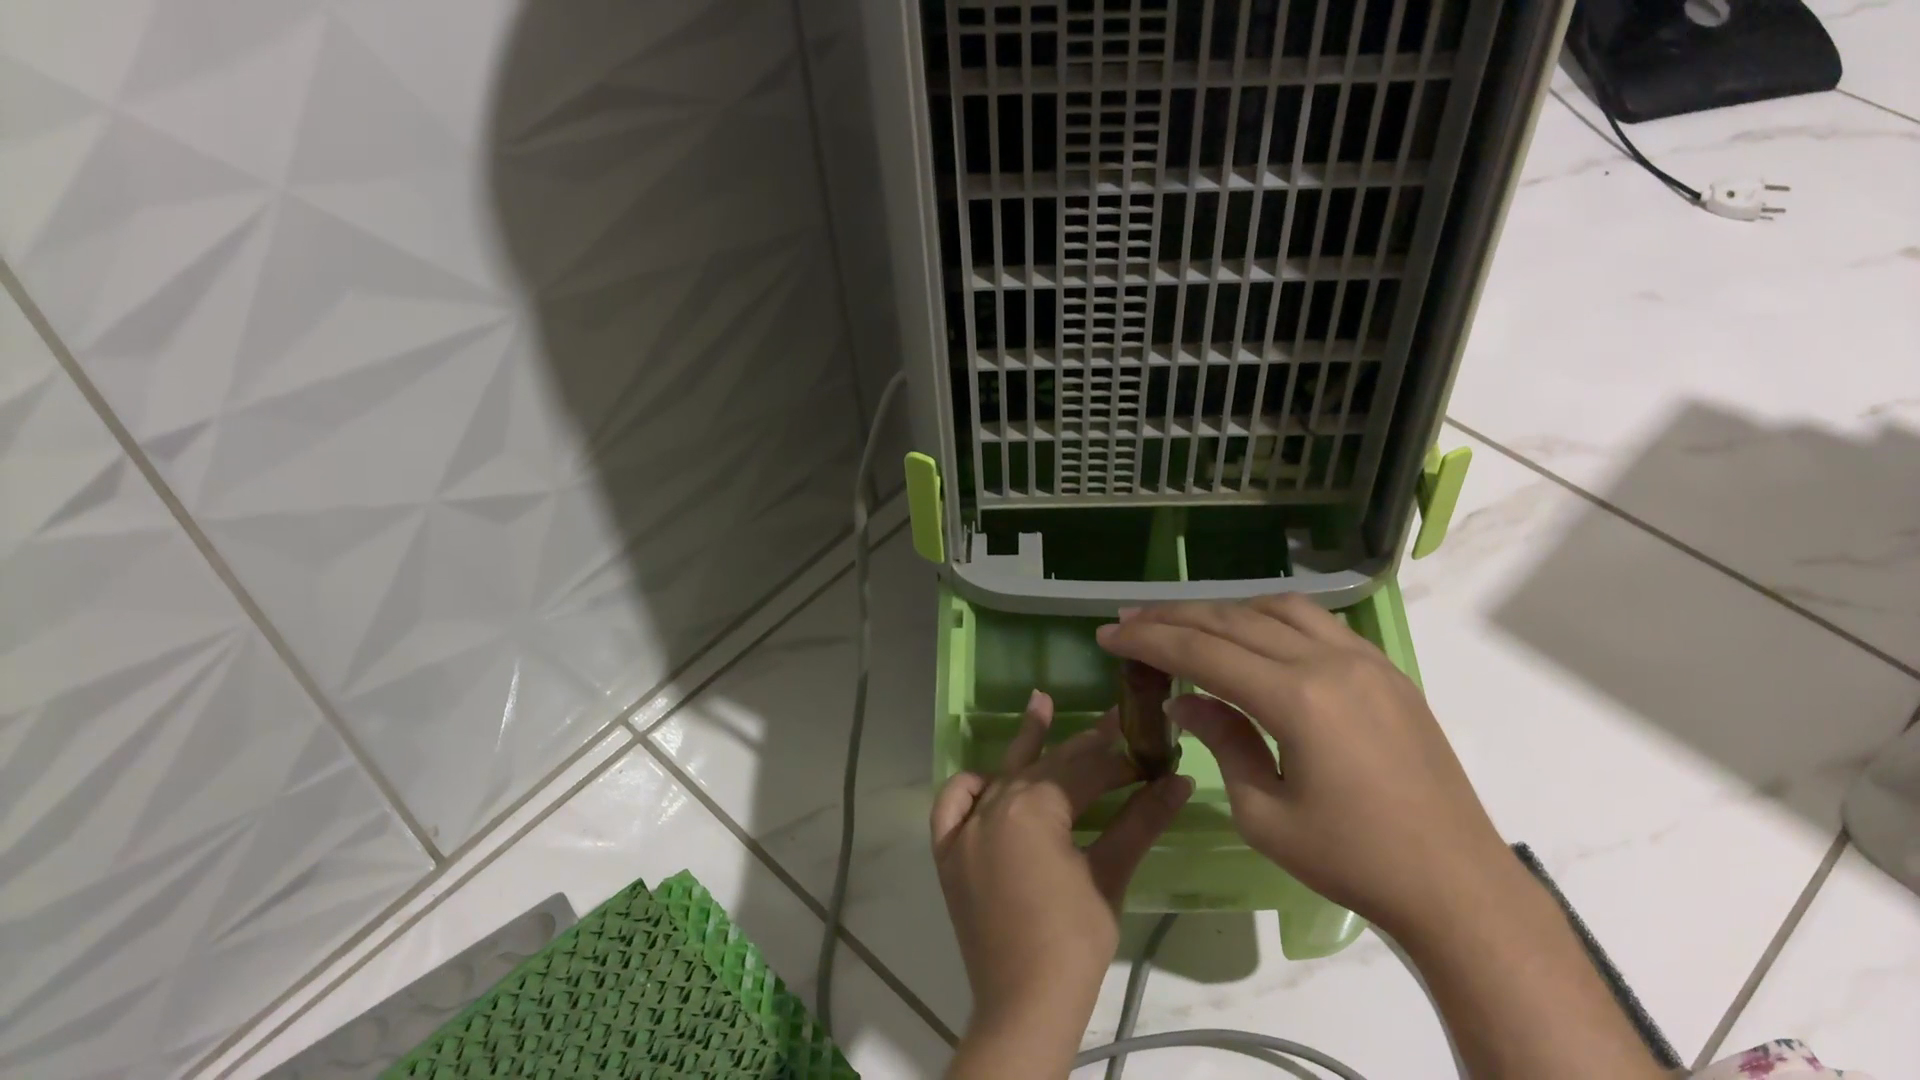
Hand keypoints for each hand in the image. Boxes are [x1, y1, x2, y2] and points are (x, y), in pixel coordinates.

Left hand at [932, 691, 1192, 1076]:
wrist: (1024, 1001)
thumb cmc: (1074, 939)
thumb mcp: (1110, 875)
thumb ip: (1140, 821)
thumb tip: (1178, 781)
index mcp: (1033, 807)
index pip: (1085, 770)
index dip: (1120, 759)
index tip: (1148, 748)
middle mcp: (993, 805)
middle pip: (1045, 765)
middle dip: (1083, 746)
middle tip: (1112, 722)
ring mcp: (965, 826)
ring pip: (1003, 775)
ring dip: (1026, 743)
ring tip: (1040, 703)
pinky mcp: (948, 852)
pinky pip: (953, 804)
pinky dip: (971, 786)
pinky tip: (988, 776)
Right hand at [1095, 595, 1509, 940]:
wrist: (1455, 882)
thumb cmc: (1352, 860)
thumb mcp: (1266, 815)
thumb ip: (1224, 742)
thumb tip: (1186, 701)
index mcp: (1298, 699)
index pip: (1204, 652)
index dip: (1150, 640)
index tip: (1109, 634)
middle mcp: (1330, 662)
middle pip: (1236, 620)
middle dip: (1175, 617)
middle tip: (1130, 620)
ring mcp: (1366, 661)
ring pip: (1280, 609)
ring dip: (1226, 610)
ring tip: (1186, 623)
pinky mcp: (1387, 672)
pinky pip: (1319, 623)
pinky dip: (1272, 618)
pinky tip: (1254, 636)